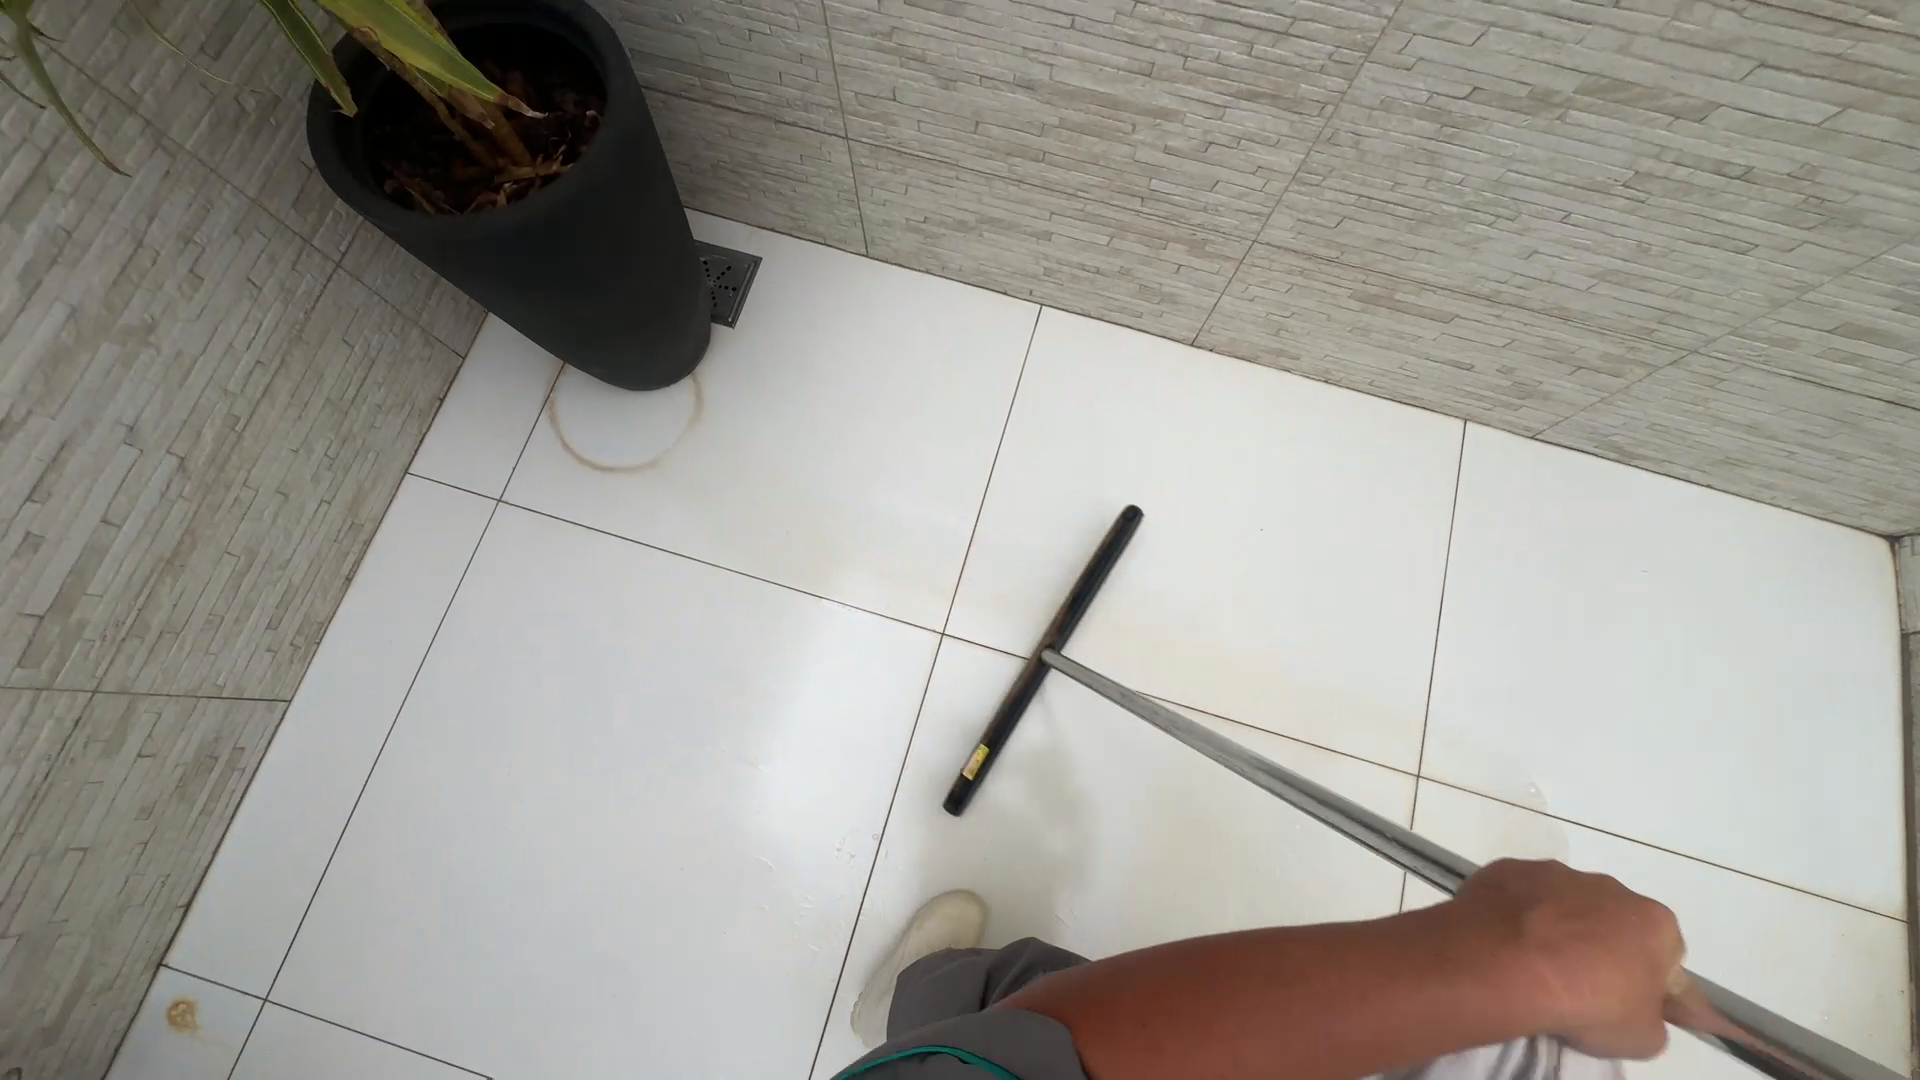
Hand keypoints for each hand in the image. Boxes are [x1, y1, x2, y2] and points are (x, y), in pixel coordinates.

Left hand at [1452, 859, 1685, 1058]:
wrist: (1502, 966)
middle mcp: (1603, 885)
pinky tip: (1505, 938)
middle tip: (1582, 980)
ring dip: (1556, 924)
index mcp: (1652, 920)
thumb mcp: (1645, 1036)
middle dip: (1602, 945)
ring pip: (1561, 901)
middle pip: (1610, 919)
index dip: (1651, 981)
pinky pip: (1518, 894)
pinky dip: (1515, 912)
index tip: (1633, 1001)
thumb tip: (1645, 1007)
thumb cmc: (1587, 1003)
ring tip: (1536, 960)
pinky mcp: (1503, 869)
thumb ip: (1653, 1013)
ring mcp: (1547, 872)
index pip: (1664, 955)